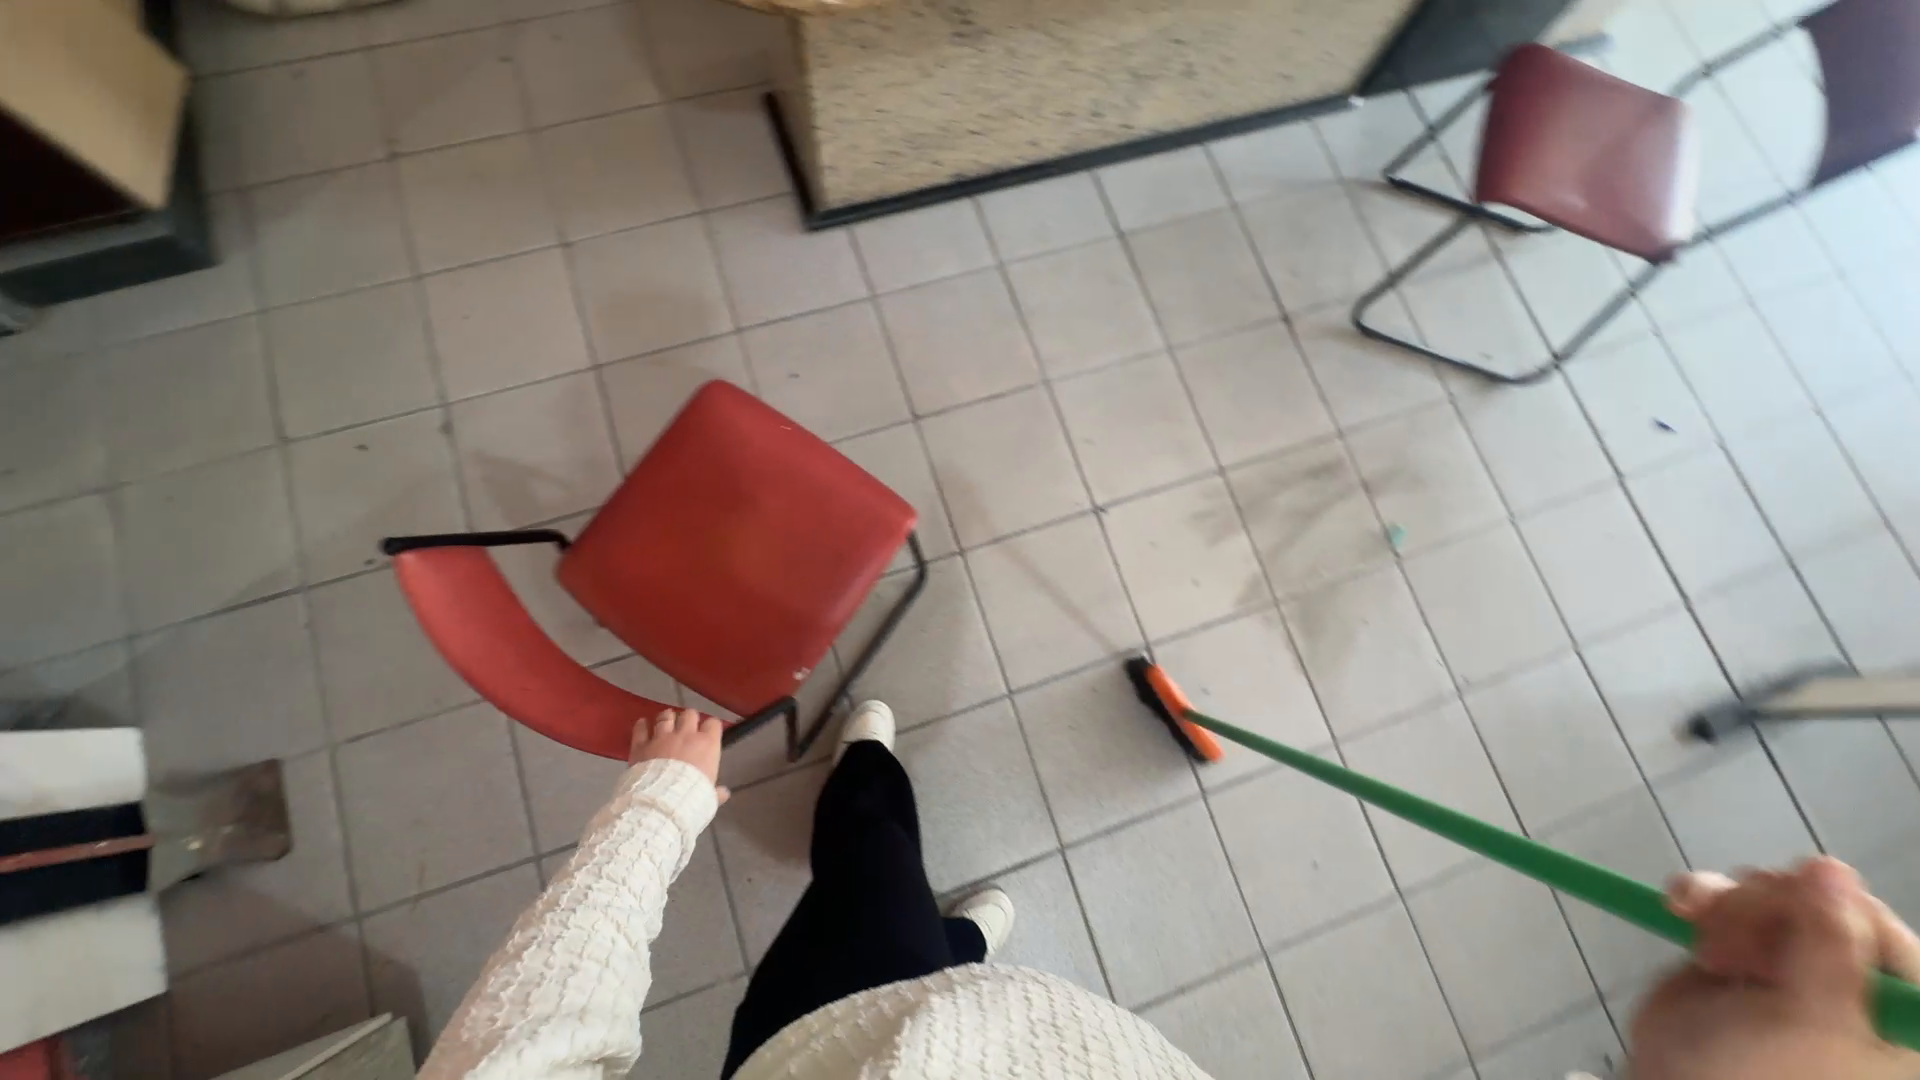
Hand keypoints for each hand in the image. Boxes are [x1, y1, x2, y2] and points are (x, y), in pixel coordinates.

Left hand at [629, 708, 729, 804]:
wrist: (662, 802)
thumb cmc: (692, 798)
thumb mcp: (709, 796)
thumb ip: (716, 792)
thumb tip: (724, 793)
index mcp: (707, 744)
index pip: (713, 724)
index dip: (711, 727)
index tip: (709, 732)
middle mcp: (685, 735)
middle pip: (689, 714)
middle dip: (688, 718)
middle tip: (686, 725)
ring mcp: (662, 738)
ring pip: (665, 717)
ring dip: (667, 718)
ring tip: (666, 720)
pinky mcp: (641, 745)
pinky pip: (641, 729)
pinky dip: (642, 726)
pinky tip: (643, 723)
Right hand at [1631, 856, 1919, 1079]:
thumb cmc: (1758, 1070)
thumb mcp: (1808, 1018)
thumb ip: (1830, 947)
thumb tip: (1829, 867)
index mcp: (1898, 1008)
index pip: (1881, 928)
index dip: (1828, 910)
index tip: (1784, 916)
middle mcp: (1852, 979)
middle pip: (1817, 901)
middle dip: (1762, 906)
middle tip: (1730, 943)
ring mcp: (1789, 959)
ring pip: (1766, 893)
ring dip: (1724, 901)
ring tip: (1700, 934)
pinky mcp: (1736, 944)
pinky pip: (1723, 896)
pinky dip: (1698, 894)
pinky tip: (1679, 908)